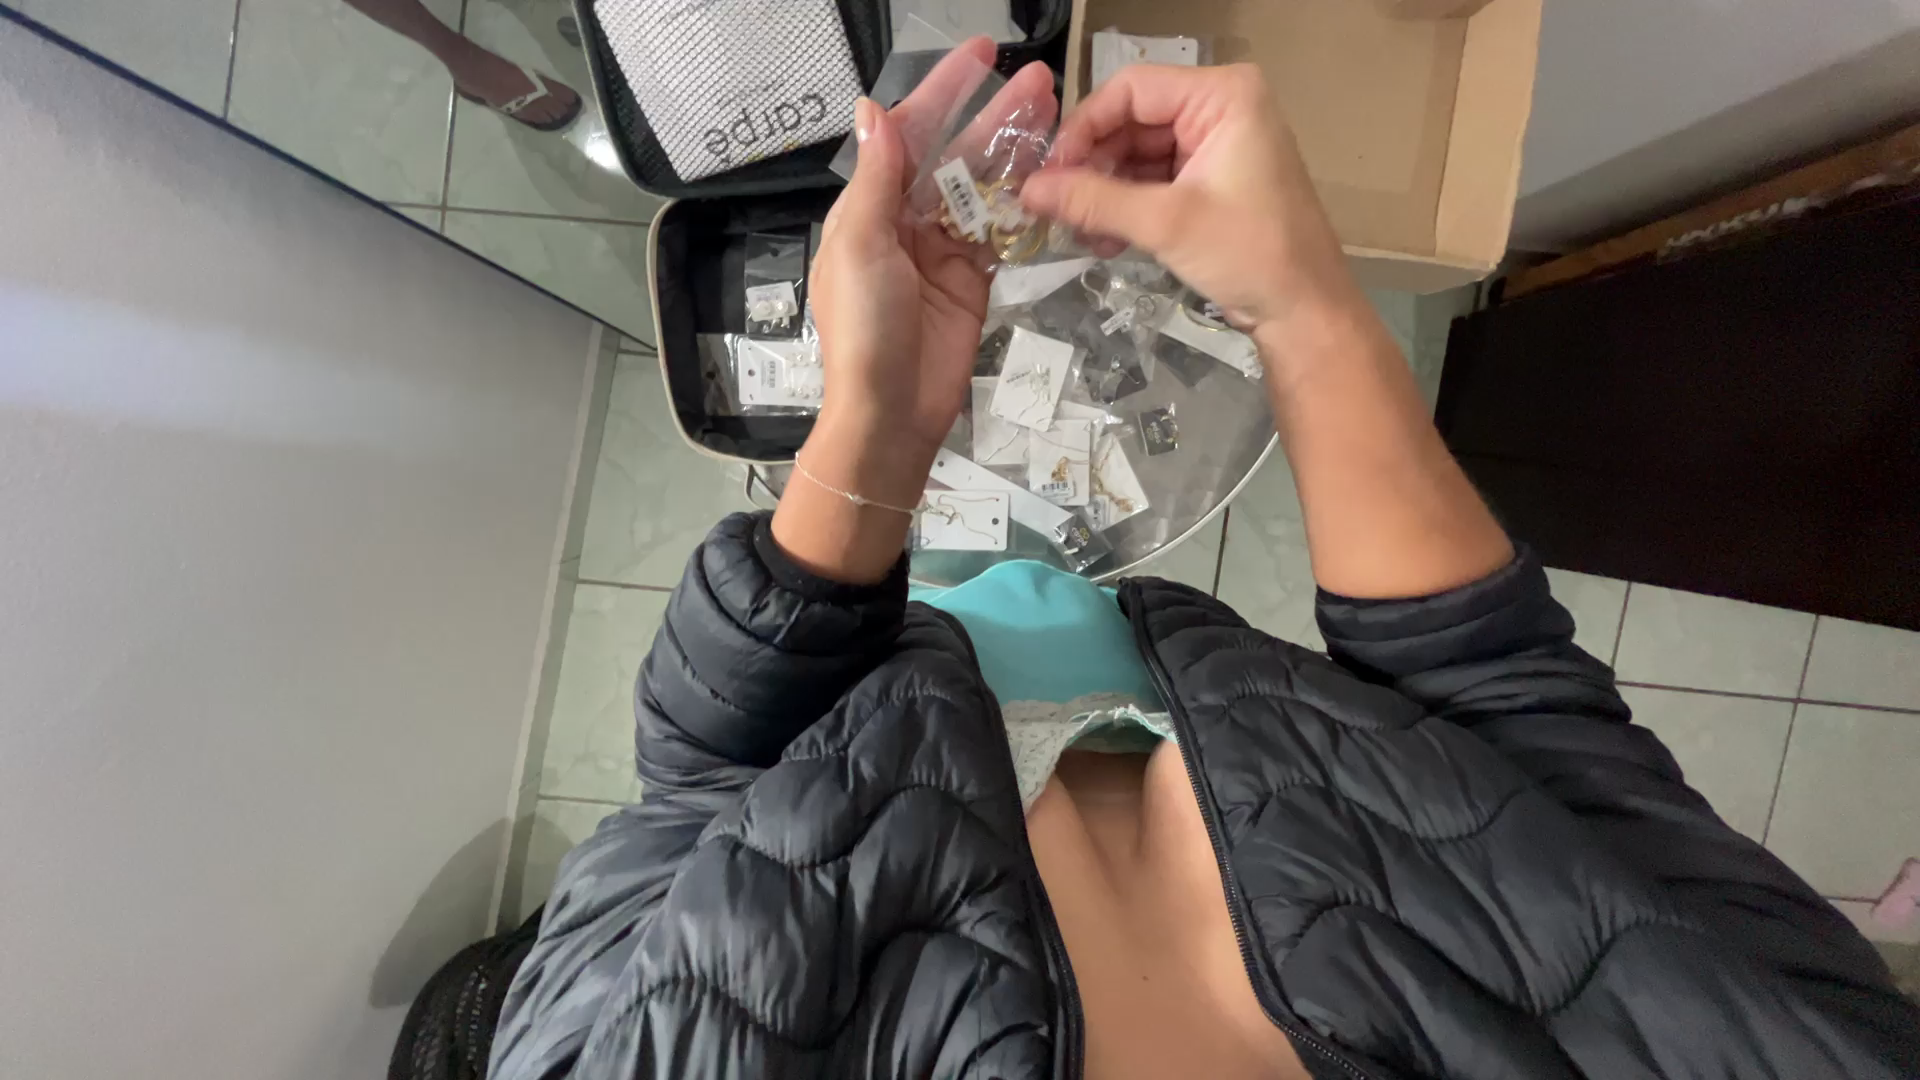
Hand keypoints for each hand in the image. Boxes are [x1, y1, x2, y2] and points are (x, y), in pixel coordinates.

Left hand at [776, 42, 1053, 582]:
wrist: (891, 411)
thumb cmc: (864, 330)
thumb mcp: (861, 247)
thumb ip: (876, 181)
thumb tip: (875, 112)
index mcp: (868, 211)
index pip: (906, 139)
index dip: (940, 95)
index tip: (978, 57)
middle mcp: (905, 225)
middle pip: (952, 159)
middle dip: (991, 118)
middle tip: (1039, 82)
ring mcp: (942, 255)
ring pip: (981, 193)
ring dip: (1013, 155)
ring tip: (1054, 115)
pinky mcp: (972, 283)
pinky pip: (998, 234)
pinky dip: (1021, 206)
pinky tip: (1049, 174)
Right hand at [1020, 64, 1362, 345]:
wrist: (1300, 308)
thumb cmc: (1248, 254)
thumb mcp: (1166, 223)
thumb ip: (1095, 202)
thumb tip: (1029, 192)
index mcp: (1221, 95)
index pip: (1131, 90)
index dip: (1083, 128)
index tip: (1048, 174)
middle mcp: (1216, 110)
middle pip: (1130, 123)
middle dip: (1091, 168)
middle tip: (1055, 210)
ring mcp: (1211, 148)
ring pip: (1135, 158)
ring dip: (1104, 196)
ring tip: (1080, 234)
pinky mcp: (1205, 184)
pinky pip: (1150, 184)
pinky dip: (1124, 210)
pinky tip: (1105, 242)